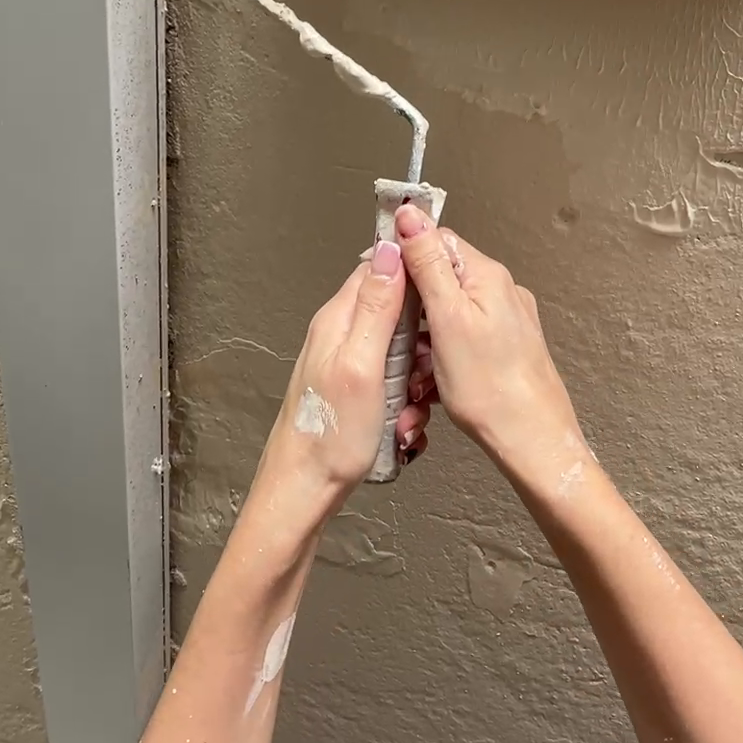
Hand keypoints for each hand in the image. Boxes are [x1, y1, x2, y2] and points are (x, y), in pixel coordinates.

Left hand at [255, 241, 433, 509]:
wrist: (303, 491)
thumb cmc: (328, 437)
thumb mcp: (362, 364)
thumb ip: (376, 307)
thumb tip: (390, 251)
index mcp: (339, 319)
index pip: (379, 267)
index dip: (413, 273)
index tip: (439, 294)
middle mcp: (339, 334)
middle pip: (395, 311)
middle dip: (420, 338)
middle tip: (422, 369)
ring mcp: (347, 363)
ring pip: (399, 350)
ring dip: (414, 376)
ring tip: (410, 404)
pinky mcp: (355, 390)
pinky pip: (393, 380)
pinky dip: (405, 399)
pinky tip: (402, 422)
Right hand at [393, 205, 589, 489]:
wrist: (532, 440)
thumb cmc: (492, 388)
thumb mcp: (447, 318)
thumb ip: (427, 263)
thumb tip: (410, 215)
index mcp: (487, 276)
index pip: (437, 240)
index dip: (404, 256)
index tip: (381, 282)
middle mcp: (501, 291)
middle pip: (440, 278)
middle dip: (413, 306)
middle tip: (398, 338)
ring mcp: (505, 320)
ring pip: (448, 312)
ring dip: (424, 336)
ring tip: (418, 369)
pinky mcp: (503, 347)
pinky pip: (461, 337)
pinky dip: (442, 354)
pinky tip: (435, 381)